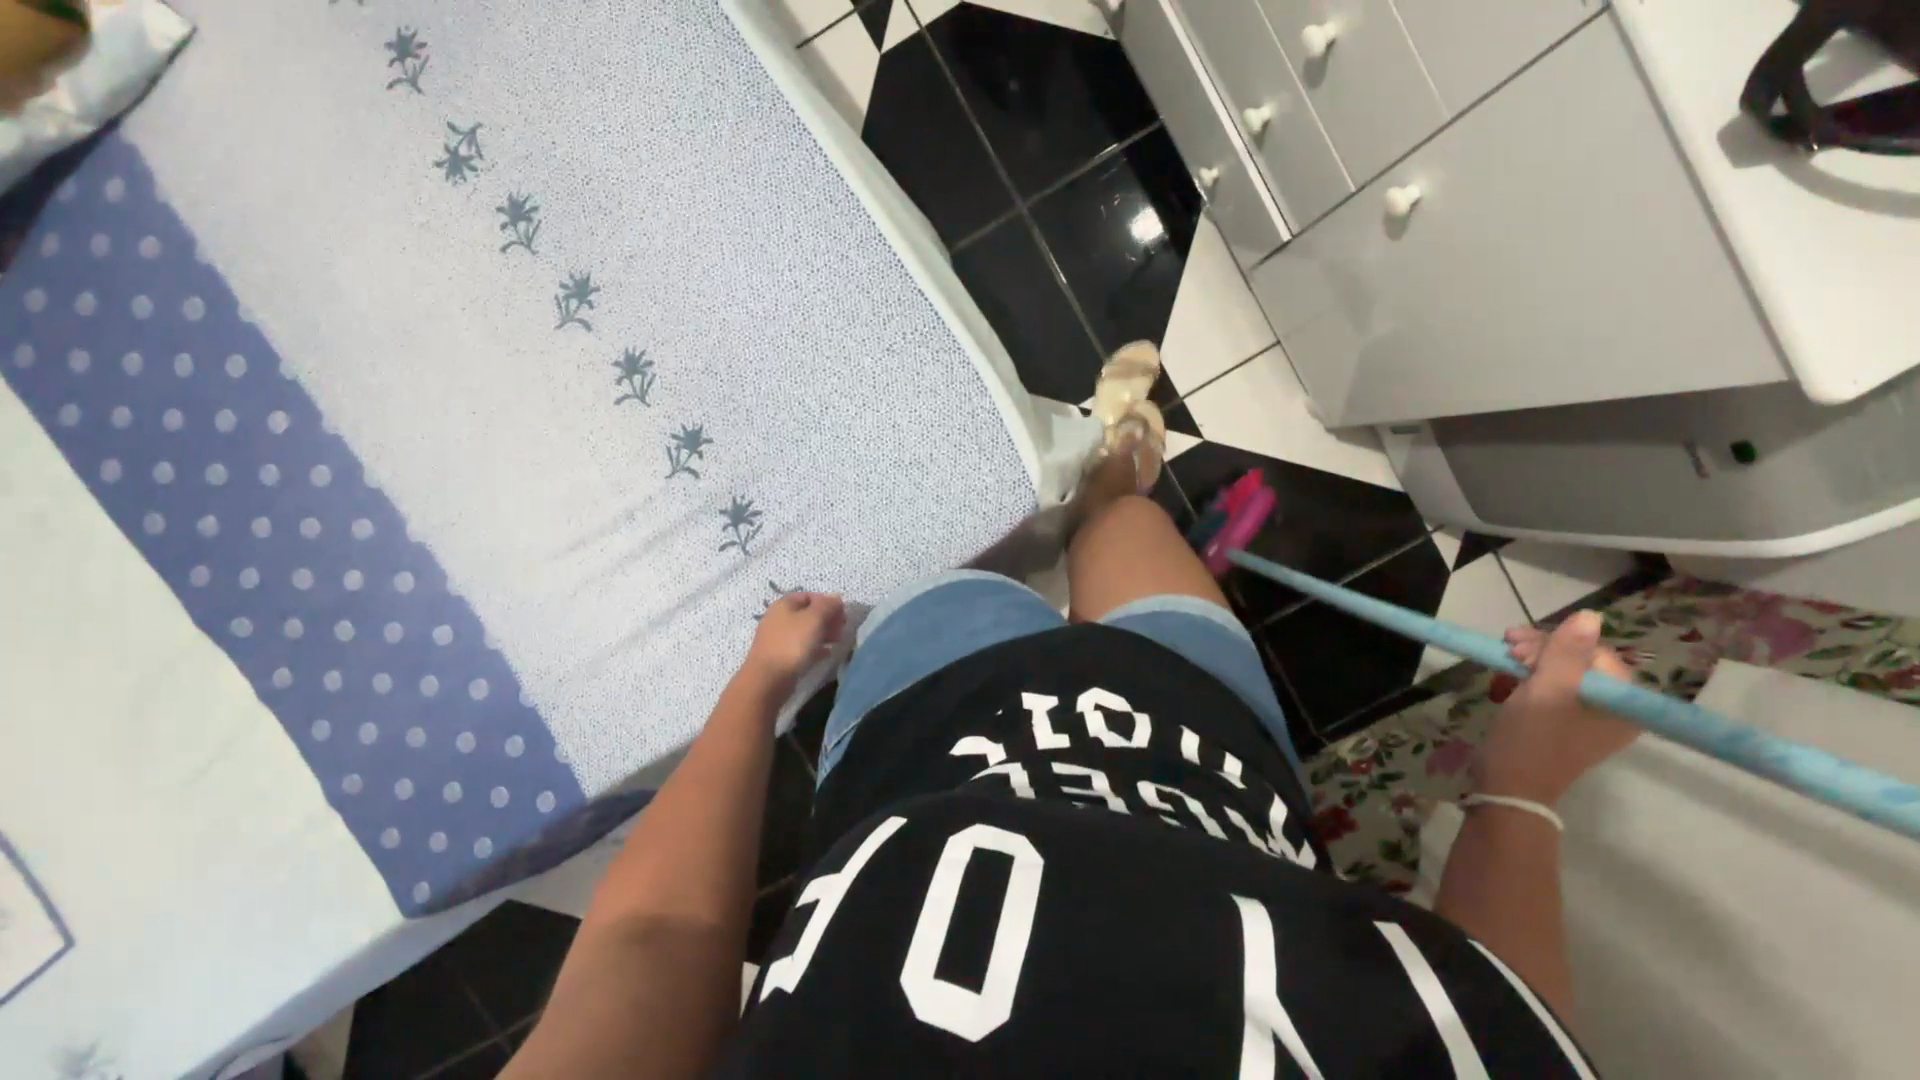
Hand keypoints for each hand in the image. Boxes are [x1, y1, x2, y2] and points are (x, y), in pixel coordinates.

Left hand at [742, 593, 845, 696]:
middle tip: (841, 628)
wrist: (768, 679)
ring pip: (805, 631)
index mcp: (784, 604)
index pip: (809, 596)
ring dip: (823, 633)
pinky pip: (801, 647)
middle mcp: (779, 618)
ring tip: (837, 641)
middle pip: (807, 614)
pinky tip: (827, 653)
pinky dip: (815, 648)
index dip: (827, 602)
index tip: (842, 614)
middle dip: (827, 619)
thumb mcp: (814, 619)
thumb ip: (827, 606)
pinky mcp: (780, 656)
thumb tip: (836, 598)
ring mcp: (778, 638)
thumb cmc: (792, 644)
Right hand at [1478, 611, 1638, 806]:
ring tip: (1504, 658)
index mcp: (1621, 703)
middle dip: (1543, 649)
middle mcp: (1615, 709)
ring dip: (1533, 660)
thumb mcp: (1547, 690)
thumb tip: (1591, 616)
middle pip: (1582, 660)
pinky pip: (1556, 688)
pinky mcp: (1567, 722)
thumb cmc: (1532, 739)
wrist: (1508, 787)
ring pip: (1565, 671)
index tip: (1517, 644)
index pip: (1598, 653)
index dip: (1558, 642)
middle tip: (1506, 647)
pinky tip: (1510, 675)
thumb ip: (1567, 652)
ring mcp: (1590, 717)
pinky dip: (1532, 677)